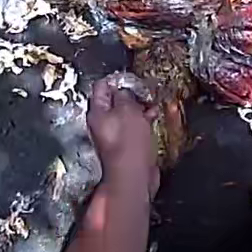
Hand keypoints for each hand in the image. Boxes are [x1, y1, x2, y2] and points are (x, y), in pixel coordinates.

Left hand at [86, 73, 158, 193]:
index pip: (101, 87)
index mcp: (97, 112)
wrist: (134, 173)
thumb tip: (124, 89)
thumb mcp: (127, 110)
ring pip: (126, 113)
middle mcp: (103, 123)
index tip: (130, 78)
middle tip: (144, 89)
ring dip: (139, 106)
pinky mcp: (127, 144)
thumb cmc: (128, 142)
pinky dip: (143, 119)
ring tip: (152, 102)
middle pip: (114, 100)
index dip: (116, 80)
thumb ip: (125, 95)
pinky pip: (134, 126)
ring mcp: (115, 134)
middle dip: (130, 93)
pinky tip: (153, 116)